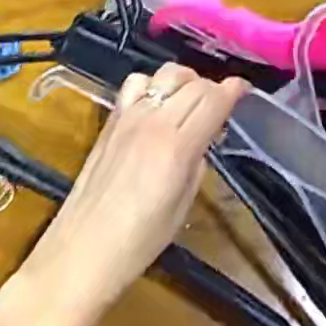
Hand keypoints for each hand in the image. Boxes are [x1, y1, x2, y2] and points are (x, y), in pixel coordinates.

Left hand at [0, 64, 249, 325]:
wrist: (81, 253)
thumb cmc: (139, 242)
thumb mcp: (183, 206)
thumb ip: (198, 161)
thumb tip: (204, 137)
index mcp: (178, 147)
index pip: (214, 100)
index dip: (234, 89)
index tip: (244, 89)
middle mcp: (155, 121)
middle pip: (195, 83)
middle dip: (214, 88)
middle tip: (221, 104)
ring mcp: (130, 116)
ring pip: (167, 72)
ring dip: (186, 79)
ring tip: (190, 98)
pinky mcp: (112, 119)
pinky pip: (137, 82)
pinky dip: (153, 83)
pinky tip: (155, 102)